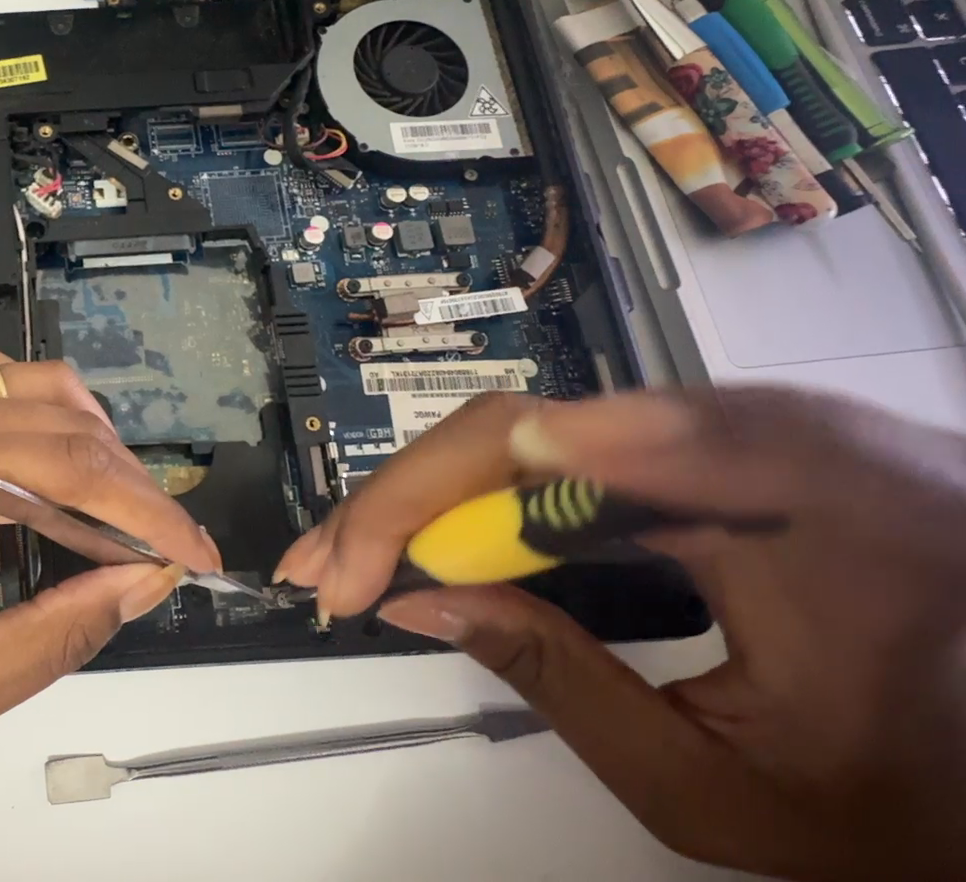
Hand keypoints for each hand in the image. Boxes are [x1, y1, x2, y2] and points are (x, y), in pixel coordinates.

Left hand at [0, 351, 218, 770]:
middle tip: (164, 546)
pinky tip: (56, 482)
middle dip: (126, 480)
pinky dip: (40, 428)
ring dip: (87, 444)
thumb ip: (46, 641)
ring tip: (120, 516)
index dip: (143, 508)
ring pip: (23, 386)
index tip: (193, 555)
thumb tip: (135, 587)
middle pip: (51, 415)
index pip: (60, 461)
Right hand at [275, 388, 965, 880]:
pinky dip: (476, 497)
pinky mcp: (705, 444)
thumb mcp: (719, 783)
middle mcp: (760, 434)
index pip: (552, 457)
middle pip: (517, 431)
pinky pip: (559, 453)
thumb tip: (415, 598)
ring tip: (351, 557)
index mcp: (798, 507)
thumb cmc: (913, 800)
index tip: (355, 580)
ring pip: (523, 434)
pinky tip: (426, 535)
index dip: (428, 501)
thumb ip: (559, 683)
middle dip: (398, 502)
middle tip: (322, 568)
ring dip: (423, 498)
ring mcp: (731, 429)